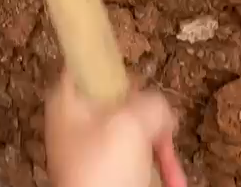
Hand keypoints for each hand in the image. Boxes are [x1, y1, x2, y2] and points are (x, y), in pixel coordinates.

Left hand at [45, 74, 183, 186]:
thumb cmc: (104, 166)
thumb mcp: (132, 123)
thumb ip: (152, 103)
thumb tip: (161, 109)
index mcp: (67, 98)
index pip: (91, 65)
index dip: (120, 70)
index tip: (145, 87)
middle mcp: (74, 122)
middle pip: (121, 106)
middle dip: (151, 123)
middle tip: (166, 137)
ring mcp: (87, 152)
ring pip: (132, 139)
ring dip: (158, 153)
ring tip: (172, 172)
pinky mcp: (102, 179)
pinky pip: (134, 167)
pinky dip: (154, 173)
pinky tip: (170, 182)